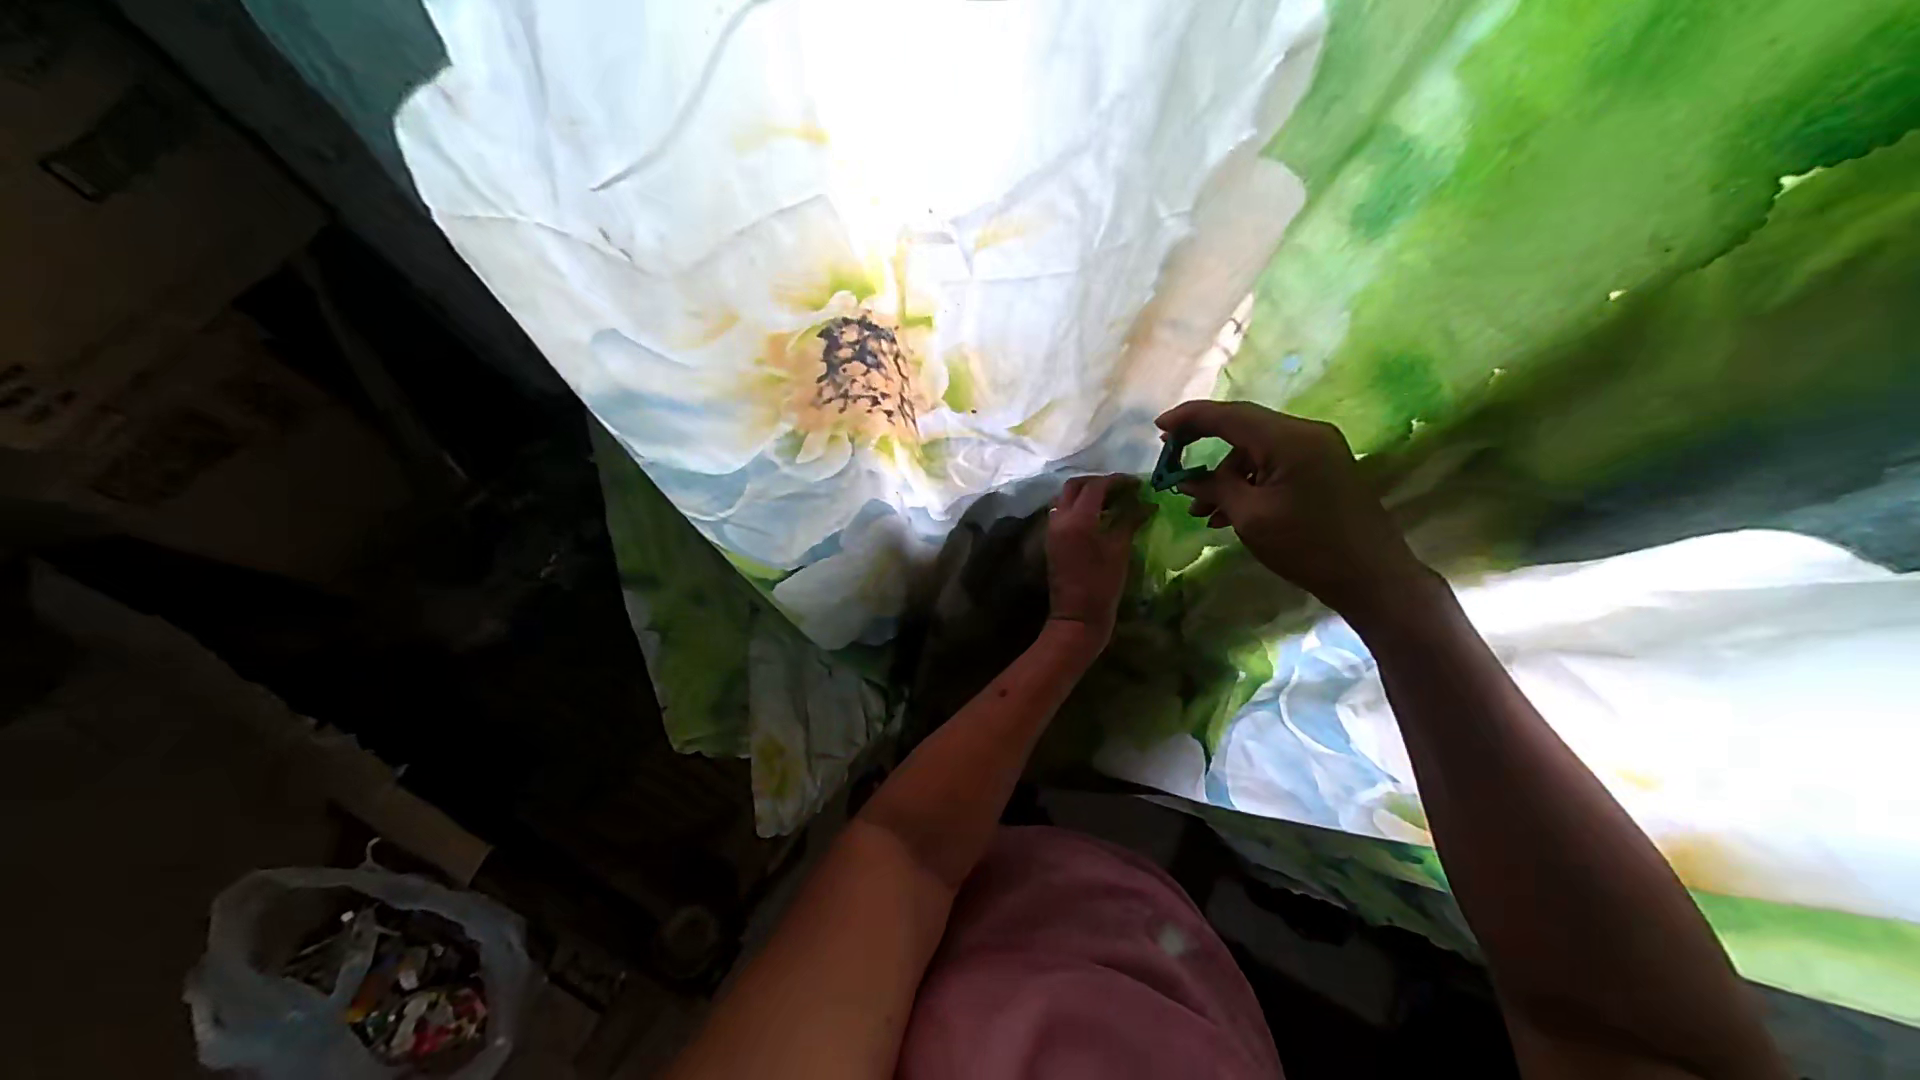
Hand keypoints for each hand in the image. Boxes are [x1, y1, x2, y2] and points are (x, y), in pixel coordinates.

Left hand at [1045, 473, 1151, 641]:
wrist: (1077, 616)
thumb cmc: (1103, 585)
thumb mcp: (1119, 550)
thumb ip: (1129, 521)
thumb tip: (1147, 504)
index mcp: (1077, 519)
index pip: (1096, 486)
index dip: (1117, 481)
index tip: (1136, 483)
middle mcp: (1059, 519)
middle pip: (1074, 486)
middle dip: (1097, 482)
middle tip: (1121, 488)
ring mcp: (1052, 529)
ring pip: (1065, 498)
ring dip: (1086, 494)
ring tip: (1112, 501)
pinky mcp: (1051, 540)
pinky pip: (1062, 513)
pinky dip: (1078, 507)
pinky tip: (1099, 517)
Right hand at [1154, 400, 1431, 622]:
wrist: (1373, 578)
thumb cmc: (1307, 547)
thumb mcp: (1250, 517)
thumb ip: (1215, 488)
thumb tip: (1187, 478)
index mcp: (1290, 439)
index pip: (1229, 415)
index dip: (1189, 418)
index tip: (1157, 428)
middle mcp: (1305, 434)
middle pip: (1241, 428)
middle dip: (1203, 448)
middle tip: (1172, 467)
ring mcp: (1317, 451)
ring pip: (1255, 451)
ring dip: (1225, 475)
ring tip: (1201, 510)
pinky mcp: (1321, 469)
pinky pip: (1272, 465)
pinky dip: (1247, 483)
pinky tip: (1227, 512)